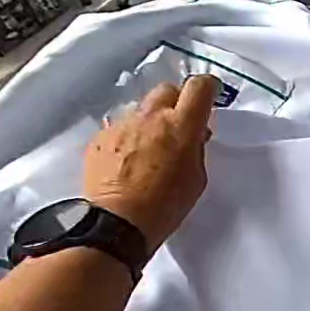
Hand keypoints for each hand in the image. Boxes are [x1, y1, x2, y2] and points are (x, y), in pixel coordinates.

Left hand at [84, 75, 214, 250]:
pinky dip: (128, 140)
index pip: (199, 87)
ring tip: (150, 152)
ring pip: (141, 111)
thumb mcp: (196, 179)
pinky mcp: (101, 138)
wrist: (119, 223)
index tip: (209, 94)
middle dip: (176, 102)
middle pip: (167, 90)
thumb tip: (193, 138)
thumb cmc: (164, 207)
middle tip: (179, 125)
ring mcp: (123, 125)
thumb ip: (196, 150)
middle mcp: (151, 117)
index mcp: (181, 126)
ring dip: (150, 123)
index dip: (207, 88)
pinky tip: (129, 164)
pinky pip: (119, 129)